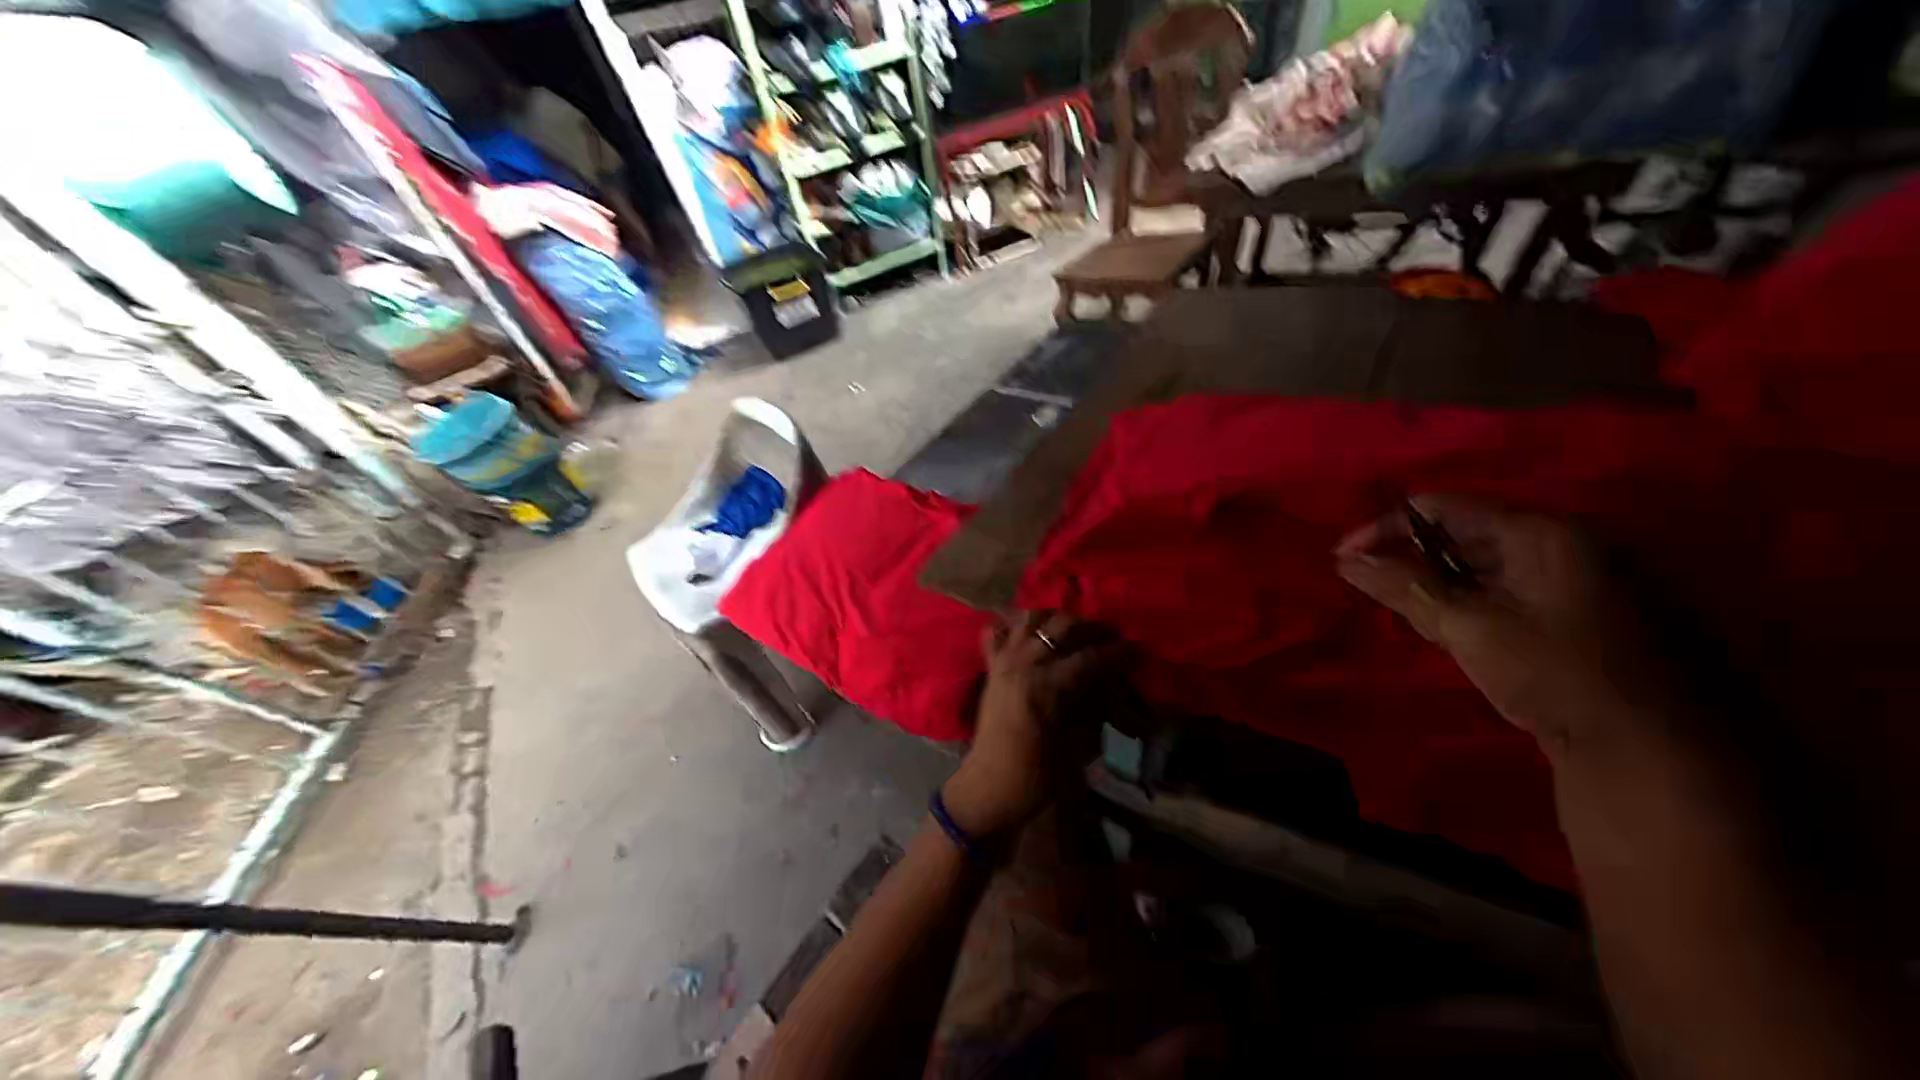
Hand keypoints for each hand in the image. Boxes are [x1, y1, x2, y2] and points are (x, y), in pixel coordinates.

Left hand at [941, 611, 1118, 838]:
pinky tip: (1033, 637)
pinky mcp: (989, 667)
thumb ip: (1096, 705)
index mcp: (1045, 686)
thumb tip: (1115, 681)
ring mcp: (1002, 662)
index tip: (1139, 650)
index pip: (1090, 657)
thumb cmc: (1038, 777)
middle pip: (1062, 626)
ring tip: (1076, 633)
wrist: (990, 788)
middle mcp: (1022, 664)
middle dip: (1092, 628)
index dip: (1118, 652)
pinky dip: (1015, 628)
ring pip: (1030, 618)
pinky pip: (997, 632)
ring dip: (1056, 620)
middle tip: (1112, 638)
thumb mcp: (1079, 743)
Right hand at [1334, 495, 1667, 752]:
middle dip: (1413, 560)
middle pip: (1466, 533)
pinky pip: (1514, 593)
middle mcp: (1569, 545)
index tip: (1346, 559)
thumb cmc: (1560, 676)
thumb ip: (1406, 588)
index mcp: (1545, 533)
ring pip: (1489, 567)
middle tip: (1377, 594)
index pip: (1443, 507)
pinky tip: (1461, 636)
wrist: (1668, 755)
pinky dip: (1476, 606)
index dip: (1386, 527)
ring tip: (1414, 619)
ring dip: (1442, 587)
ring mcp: (1586, 581)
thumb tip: (1346, 559)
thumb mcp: (1471, 629)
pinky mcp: (1590, 617)